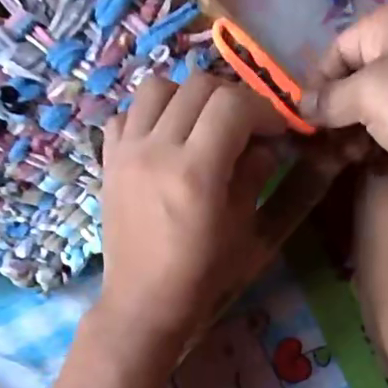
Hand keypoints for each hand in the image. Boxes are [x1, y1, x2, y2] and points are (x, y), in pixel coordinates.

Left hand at [96, 73, 282, 344]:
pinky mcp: (108, 159)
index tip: (279, 128)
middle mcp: (157, 150)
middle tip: (249, 126)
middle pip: (198, 86)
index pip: (233, 106)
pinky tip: (169, 138)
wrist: (145, 301)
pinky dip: (153, 114)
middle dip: (233, 99)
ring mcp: (126, 152)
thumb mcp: (245, 231)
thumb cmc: (204, 275)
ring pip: (158, 86)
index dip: (264, 108)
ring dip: (189, 96)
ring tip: (205, 124)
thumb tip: (264, 145)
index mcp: (196, 173)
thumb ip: (254, 177)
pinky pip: (128, 112)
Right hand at [304, 1, 387, 201]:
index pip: (338, 47)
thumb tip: (303, 105)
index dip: (318, 84)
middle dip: (338, 111)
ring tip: (353, 156)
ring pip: (379, 100)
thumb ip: (331, 98)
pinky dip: (384, 136)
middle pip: (358, 74)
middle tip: (330, 146)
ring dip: (358, 129)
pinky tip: (376, 158)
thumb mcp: (369, 96)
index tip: (307, 122)